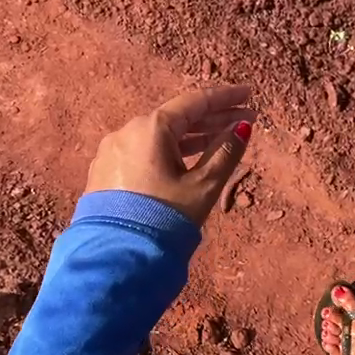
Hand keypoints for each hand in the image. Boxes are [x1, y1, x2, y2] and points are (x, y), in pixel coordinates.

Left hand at [85, 86, 254, 227]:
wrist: (116, 259)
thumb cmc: (165, 217)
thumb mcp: (204, 184)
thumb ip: (226, 151)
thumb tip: (243, 127)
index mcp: (151, 128)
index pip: (195, 102)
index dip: (226, 97)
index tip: (249, 94)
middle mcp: (127, 132)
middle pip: (178, 117)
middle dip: (214, 117)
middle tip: (245, 119)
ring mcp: (113, 152)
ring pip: (162, 135)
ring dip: (194, 135)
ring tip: (224, 138)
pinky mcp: (106, 172)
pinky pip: (147, 150)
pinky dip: (172, 149)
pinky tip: (191, 157)